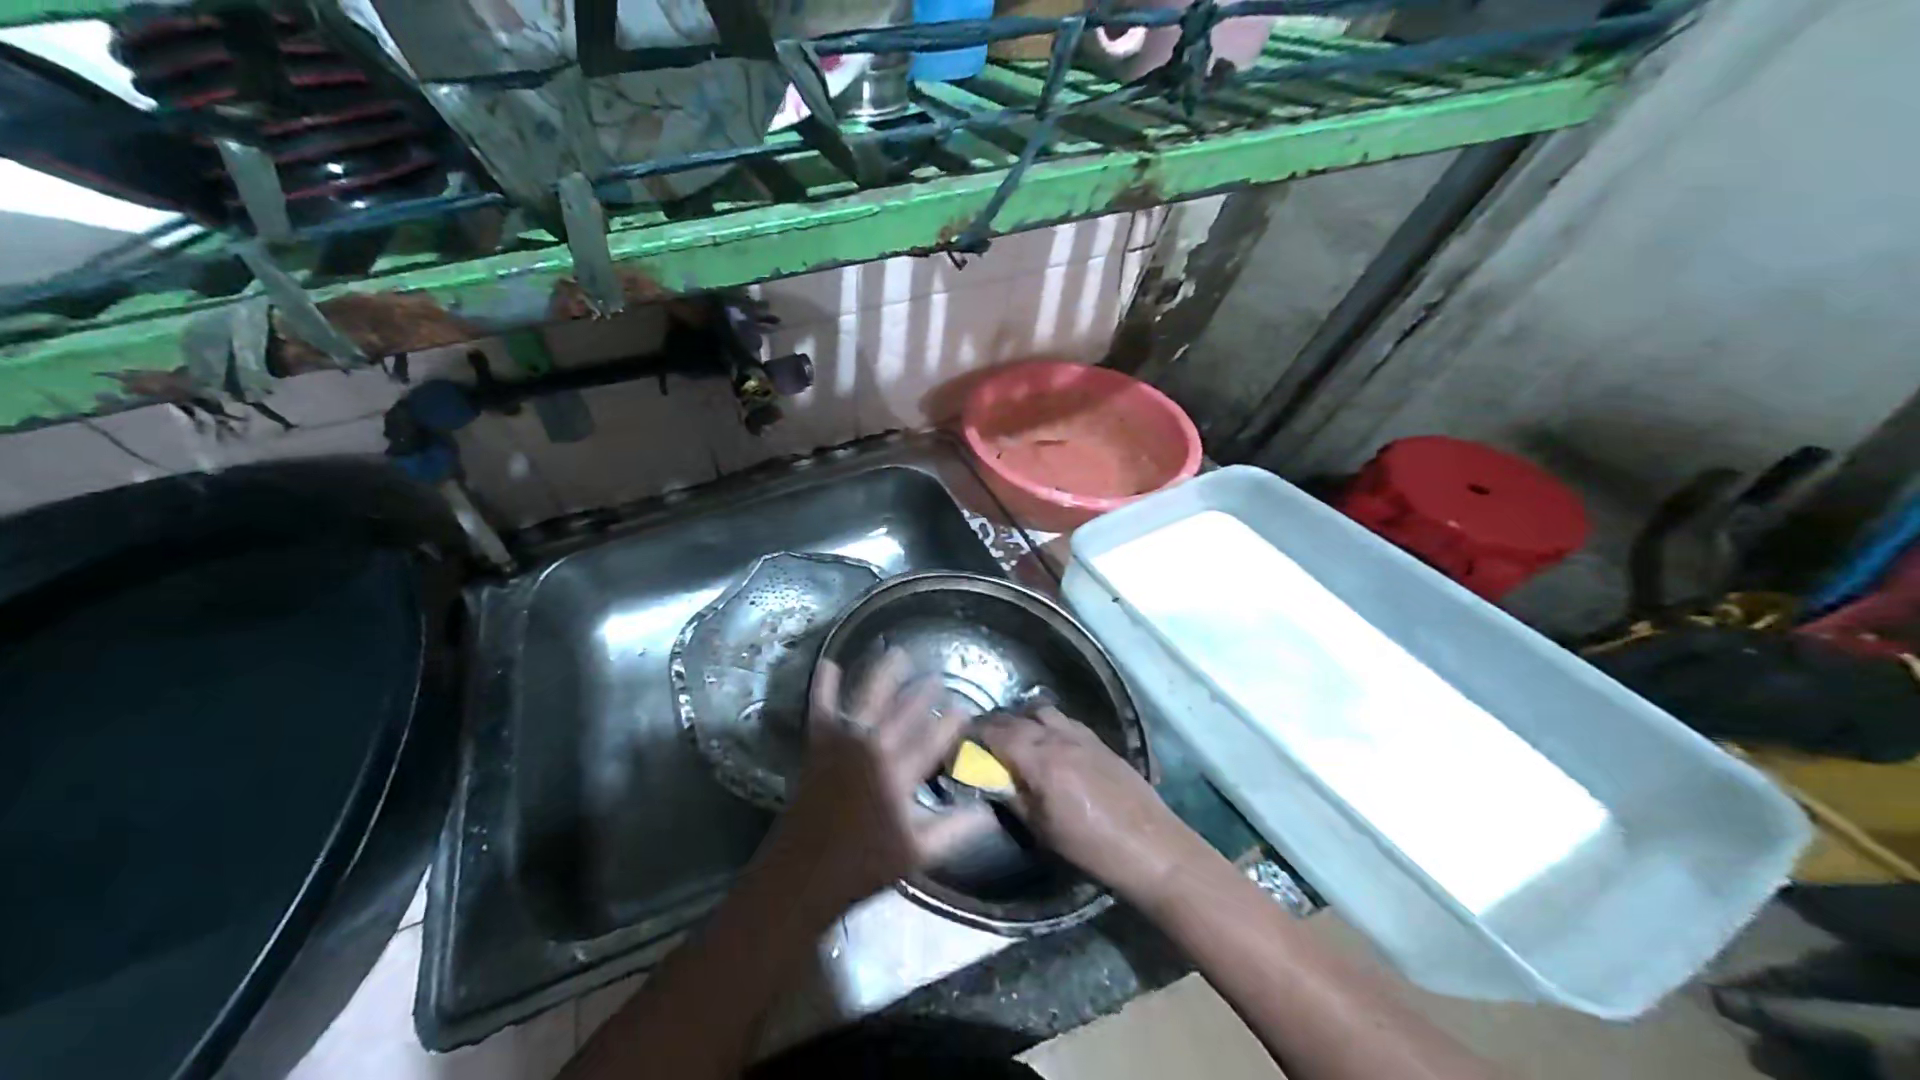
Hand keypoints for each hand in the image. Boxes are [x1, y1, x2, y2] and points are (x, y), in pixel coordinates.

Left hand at [768, 649, 989, 917]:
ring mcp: (843, 743)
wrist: (805, 871)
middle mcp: (873, 750)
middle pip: (904, 712)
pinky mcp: (819, 745)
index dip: (951, 720)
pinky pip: (821, 707)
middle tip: (937, 676)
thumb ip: (956, 829)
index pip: (933, 739)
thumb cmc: (865, 863)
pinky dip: (824, 685)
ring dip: (884, 674)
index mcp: (899, 776)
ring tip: (897, 652)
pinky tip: (829, 663)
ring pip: (867, 698)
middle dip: (923, 692)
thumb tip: (991, 811)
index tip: (964, 706)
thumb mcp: (919, 852)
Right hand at [978, 707, 1211, 904]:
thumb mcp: (1040, 828)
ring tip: (1014, 737)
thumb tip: (987, 778)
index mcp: (1039, 759)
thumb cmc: (1089, 846)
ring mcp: (1082, 735)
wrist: (1149, 846)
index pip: (996, 732)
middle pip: (1017, 717)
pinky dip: (1047, 723)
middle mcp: (1058, 737)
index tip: (959, 741)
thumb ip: (1011, 796)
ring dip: (1022, 718)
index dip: (973, 734)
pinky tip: (1048, 743)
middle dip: (994, 724)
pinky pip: (1064, 720)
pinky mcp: (1099, 741)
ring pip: (1042, 711)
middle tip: (981, 740)